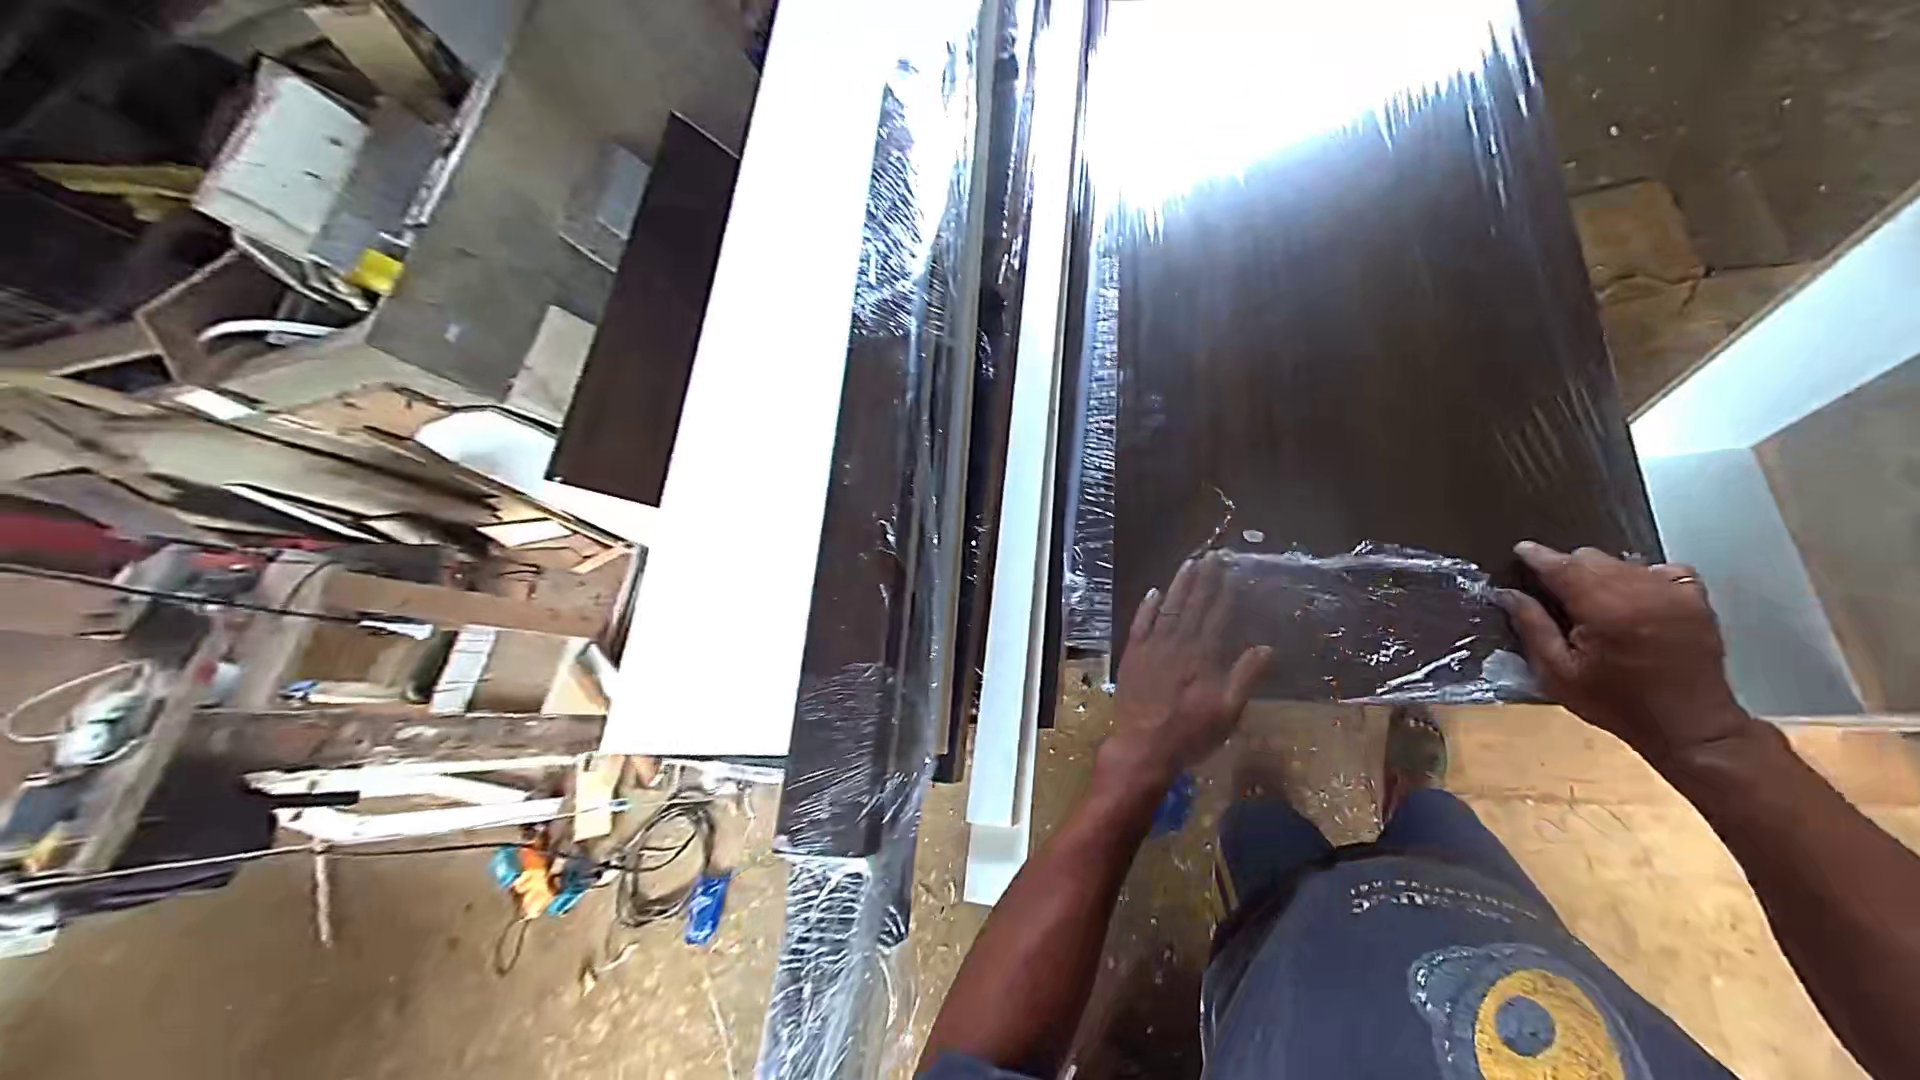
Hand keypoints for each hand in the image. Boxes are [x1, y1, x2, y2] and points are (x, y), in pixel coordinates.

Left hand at [1106, 552, 1272, 785]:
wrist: (1142, 746)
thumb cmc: (1190, 733)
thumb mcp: (1227, 712)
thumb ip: (1245, 678)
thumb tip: (1266, 648)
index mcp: (1203, 656)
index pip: (1217, 616)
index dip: (1225, 592)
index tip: (1232, 570)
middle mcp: (1177, 644)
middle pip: (1193, 605)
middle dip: (1205, 580)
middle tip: (1213, 555)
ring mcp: (1152, 647)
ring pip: (1168, 608)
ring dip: (1179, 585)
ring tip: (1190, 564)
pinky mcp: (1132, 655)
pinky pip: (1140, 624)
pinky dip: (1147, 606)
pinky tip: (1153, 591)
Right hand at [1495, 541, 1758, 764]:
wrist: (1690, 727)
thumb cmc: (1615, 702)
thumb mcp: (1556, 672)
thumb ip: (1532, 627)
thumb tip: (1508, 593)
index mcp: (1605, 611)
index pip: (1564, 567)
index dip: (1538, 556)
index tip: (1520, 550)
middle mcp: (1643, 594)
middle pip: (1593, 558)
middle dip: (1566, 565)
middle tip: (1548, 584)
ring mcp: (1676, 596)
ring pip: (1624, 562)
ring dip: (1599, 570)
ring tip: (1585, 592)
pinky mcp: (1697, 603)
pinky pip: (1664, 570)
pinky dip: (1641, 574)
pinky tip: (1630, 592)